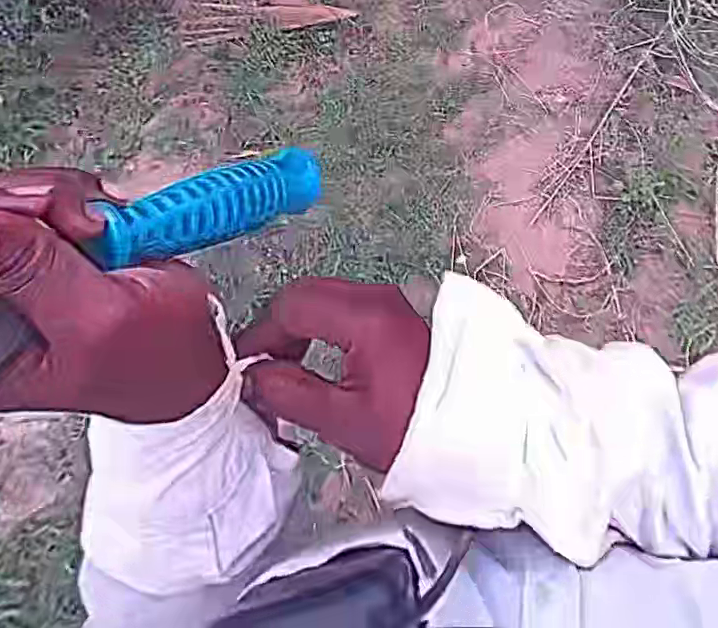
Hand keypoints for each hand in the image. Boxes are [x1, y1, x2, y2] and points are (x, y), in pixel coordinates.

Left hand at [0, 168, 227, 422]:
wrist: (193, 349)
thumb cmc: (151, 355)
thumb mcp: (99, 317)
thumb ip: (31, 275)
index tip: (17, 217)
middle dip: (12, 204)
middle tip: (76, 217)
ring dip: (49, 196)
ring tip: (99, 225)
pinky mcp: (28, 247)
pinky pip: (24, 195)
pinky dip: (69, 193)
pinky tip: (102, 218)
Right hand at [234, 277, 430, 470]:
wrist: (472, 425)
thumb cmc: (415, 426)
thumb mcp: (346, 420)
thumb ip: (291, 393)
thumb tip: (255, 375)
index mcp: (366, 317)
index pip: (294, 304)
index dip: (262, 332)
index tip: (245, 363)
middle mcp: (378, 296)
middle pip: (308, 291)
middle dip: (278, 326)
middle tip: (262, 366)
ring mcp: (390, 299)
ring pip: (326, 295)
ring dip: (299, 324)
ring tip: (286, 366)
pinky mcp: (395, 310)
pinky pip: (345, 304)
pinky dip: (321, 323)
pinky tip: (315, 355)